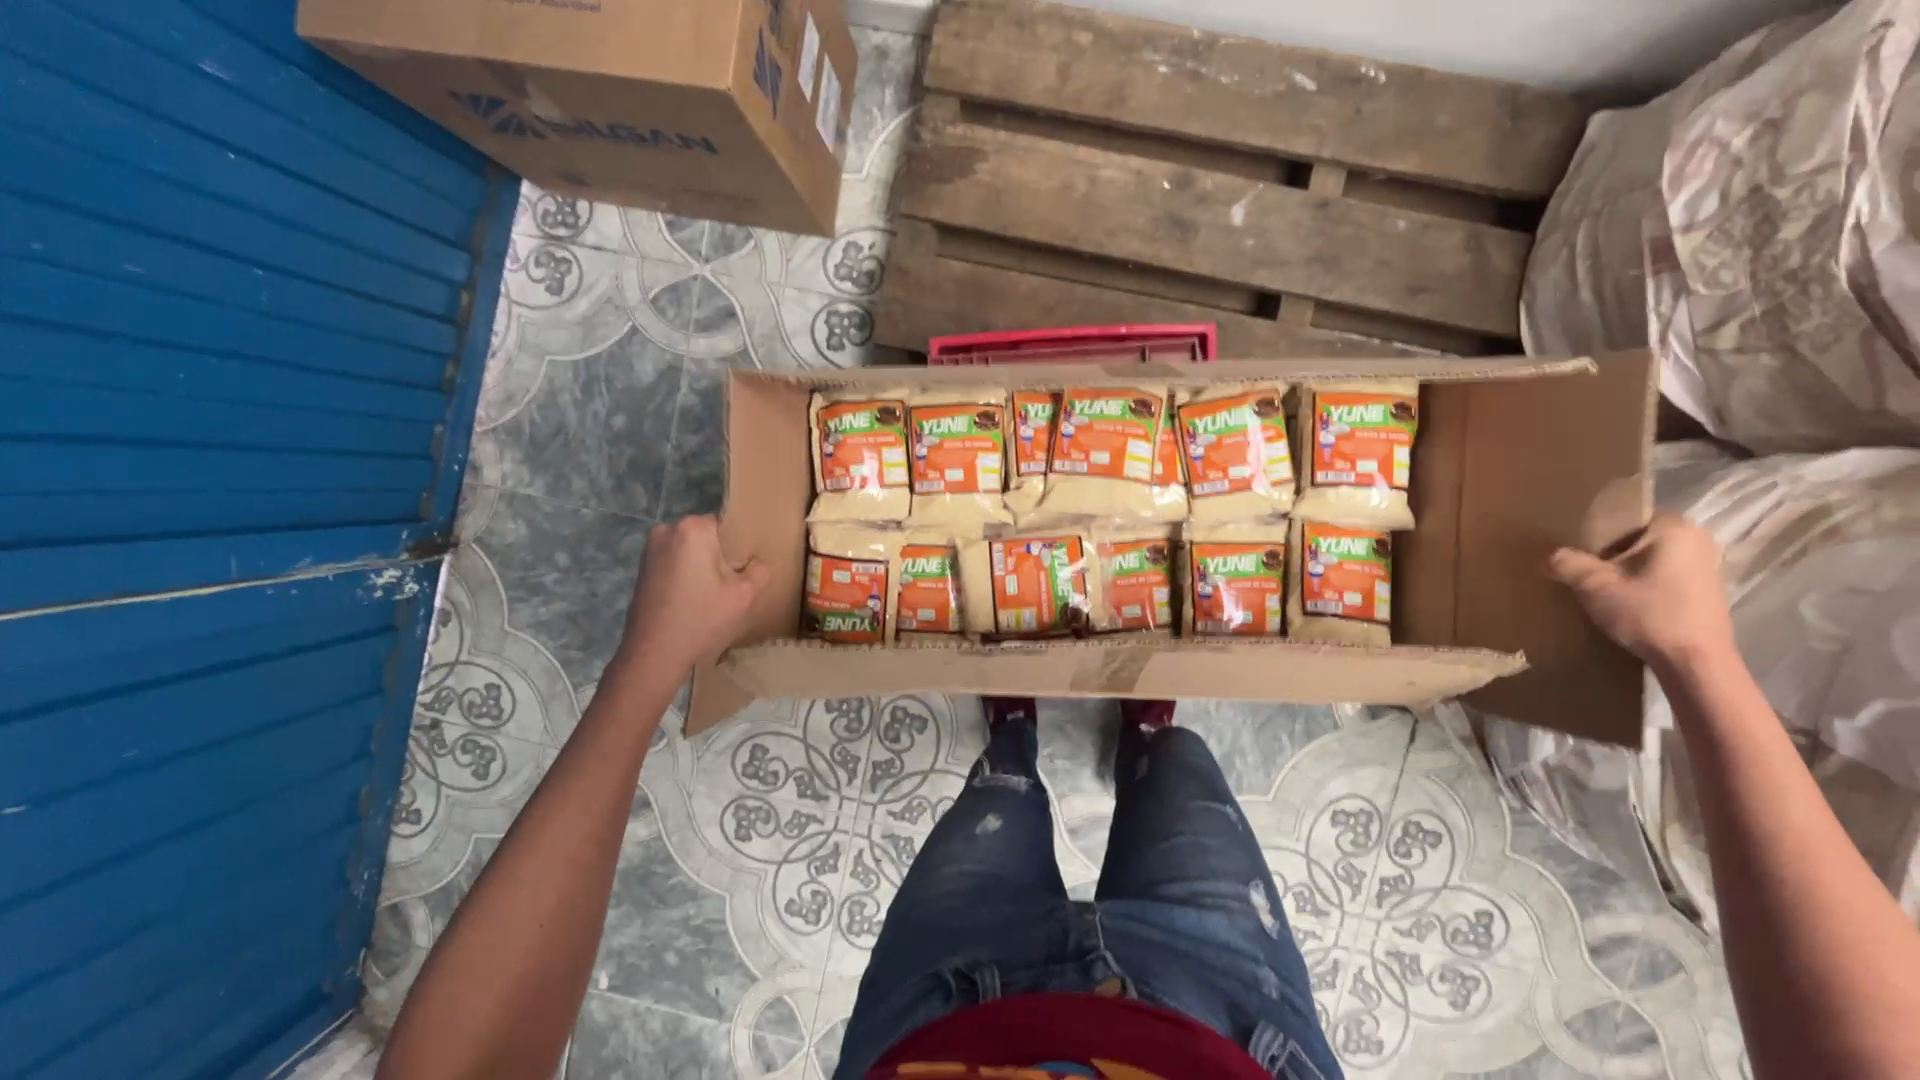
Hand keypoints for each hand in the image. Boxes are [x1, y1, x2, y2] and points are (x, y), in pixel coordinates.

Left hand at [616, 516, 769, 674]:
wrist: (654, 654)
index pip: (727, 523)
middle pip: (708, 536)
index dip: (740, 545)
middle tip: (732, 585)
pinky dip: (687, 577)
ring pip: (691, 551)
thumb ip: (760, 569)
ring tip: (712, 596)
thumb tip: (754, 562)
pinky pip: (675, 563)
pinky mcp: (643, 569)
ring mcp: (650, 550)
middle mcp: (666, 530)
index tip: (745, 569)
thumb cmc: (702, 619)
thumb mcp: (746, 595)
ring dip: (703, 567)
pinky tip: (693, 601)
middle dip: (721, 556)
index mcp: (692, 529)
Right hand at [1549, 512, 1735, 669]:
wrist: (1695, 662)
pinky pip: (1665, 573)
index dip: (1593, 532)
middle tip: (1582, 570)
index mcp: (1674, 526)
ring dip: (1625, 569)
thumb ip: (1566, 563)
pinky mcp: (1708, 587)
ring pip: (1650, 557)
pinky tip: (1627, 601)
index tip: (1574, 551)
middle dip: (1608, 552)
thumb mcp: (1594, 586)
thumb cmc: (1648, 614)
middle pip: (1635, 537)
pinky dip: (1644, 582)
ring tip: (1601, 588)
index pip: (1622, 516)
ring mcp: (1708, 563)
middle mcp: (1697, 537)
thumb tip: (1547, 557)